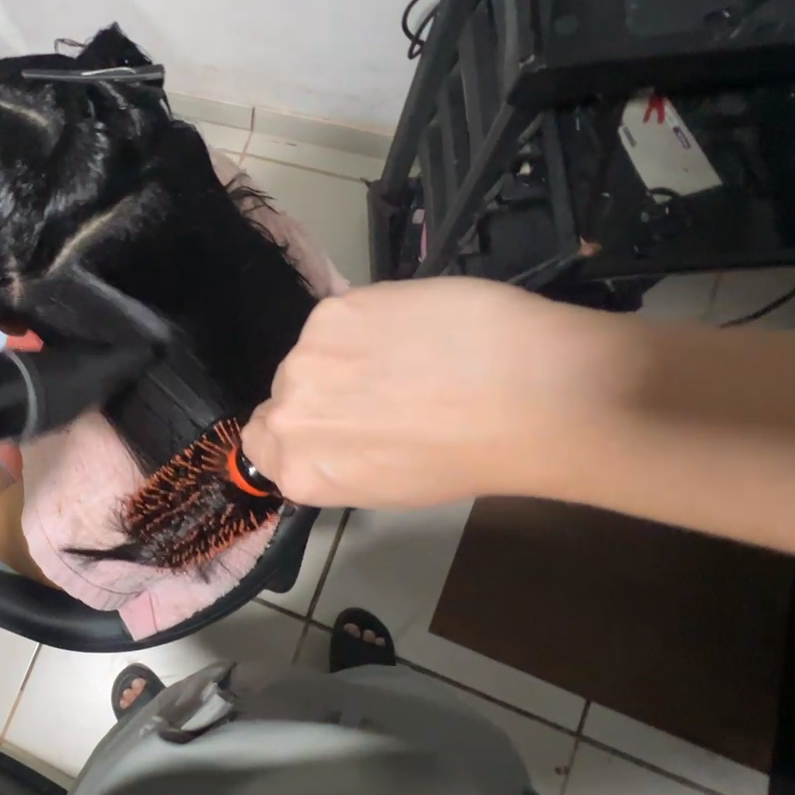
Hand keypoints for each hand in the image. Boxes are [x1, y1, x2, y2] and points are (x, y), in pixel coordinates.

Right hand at [241, 278, 636, 508]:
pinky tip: (414, 331)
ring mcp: (306, 357)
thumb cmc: (471, 458)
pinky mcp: (336, 309)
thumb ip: (333, 459)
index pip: (258, 443)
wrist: (535, 395)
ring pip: (310, 351)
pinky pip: (339, 318)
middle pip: (282, 392)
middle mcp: (287, 415)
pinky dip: (368, 322)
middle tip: (377, 392)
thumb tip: (328, 429)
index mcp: (298, 470)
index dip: (294, 433)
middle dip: (320, 391)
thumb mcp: (386, 485)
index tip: (331, 425)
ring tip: (403, 358)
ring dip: (342, 354)